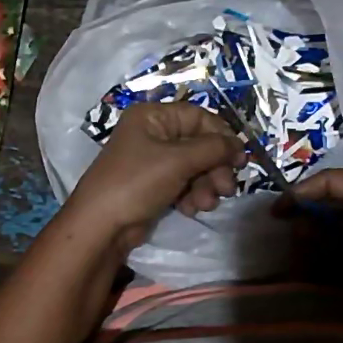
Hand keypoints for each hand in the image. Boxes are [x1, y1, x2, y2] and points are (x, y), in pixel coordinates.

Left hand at [64, 103, 246, 249]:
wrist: (102, 225)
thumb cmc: (137, 182)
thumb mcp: (178, 160)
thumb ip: (213, 148)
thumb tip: (239, 145)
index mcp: (152, 117)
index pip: (198, 117)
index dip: (221, 136)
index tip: (240, 159)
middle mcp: (152, 134)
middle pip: (199, 144)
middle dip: (215, 167)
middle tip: (226, 189)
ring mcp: (152, 161)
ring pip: (194, 167)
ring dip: (206, 185)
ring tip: (204, 204)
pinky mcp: (153, 186)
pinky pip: (183, 184)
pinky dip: (191, 196)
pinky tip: (190, 210)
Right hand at [275, 169, 342, 290]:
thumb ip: (334, 237)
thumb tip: (295, 226)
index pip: (334, 180)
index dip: (301, 194)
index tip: (276, 214)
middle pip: (340, 192)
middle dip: (311, 209)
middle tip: (285, 229)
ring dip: (324, 225)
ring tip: (301, 243)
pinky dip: (341, 236)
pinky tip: (327, 251)